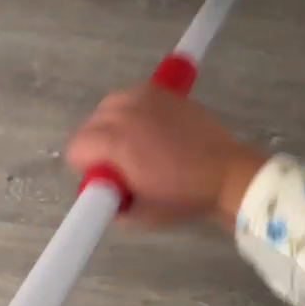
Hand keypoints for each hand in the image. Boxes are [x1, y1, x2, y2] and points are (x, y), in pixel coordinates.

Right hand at [65, 85, 266, 227]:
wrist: (227, 173)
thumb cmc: (185, 197)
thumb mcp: (140, 214)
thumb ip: (110, 202)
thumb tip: (99, 190)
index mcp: (118, 143)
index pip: (77, 147)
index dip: (86, 166)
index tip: (105, 178)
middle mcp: (127, 113)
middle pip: (89, 124)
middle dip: (98, 145)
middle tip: (122, 165)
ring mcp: (146, 97)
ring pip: (108, 107)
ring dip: (112, 125)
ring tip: (135, 145)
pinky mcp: (164, 91)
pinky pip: (132, 95)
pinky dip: (132, 110)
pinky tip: (148, 127)